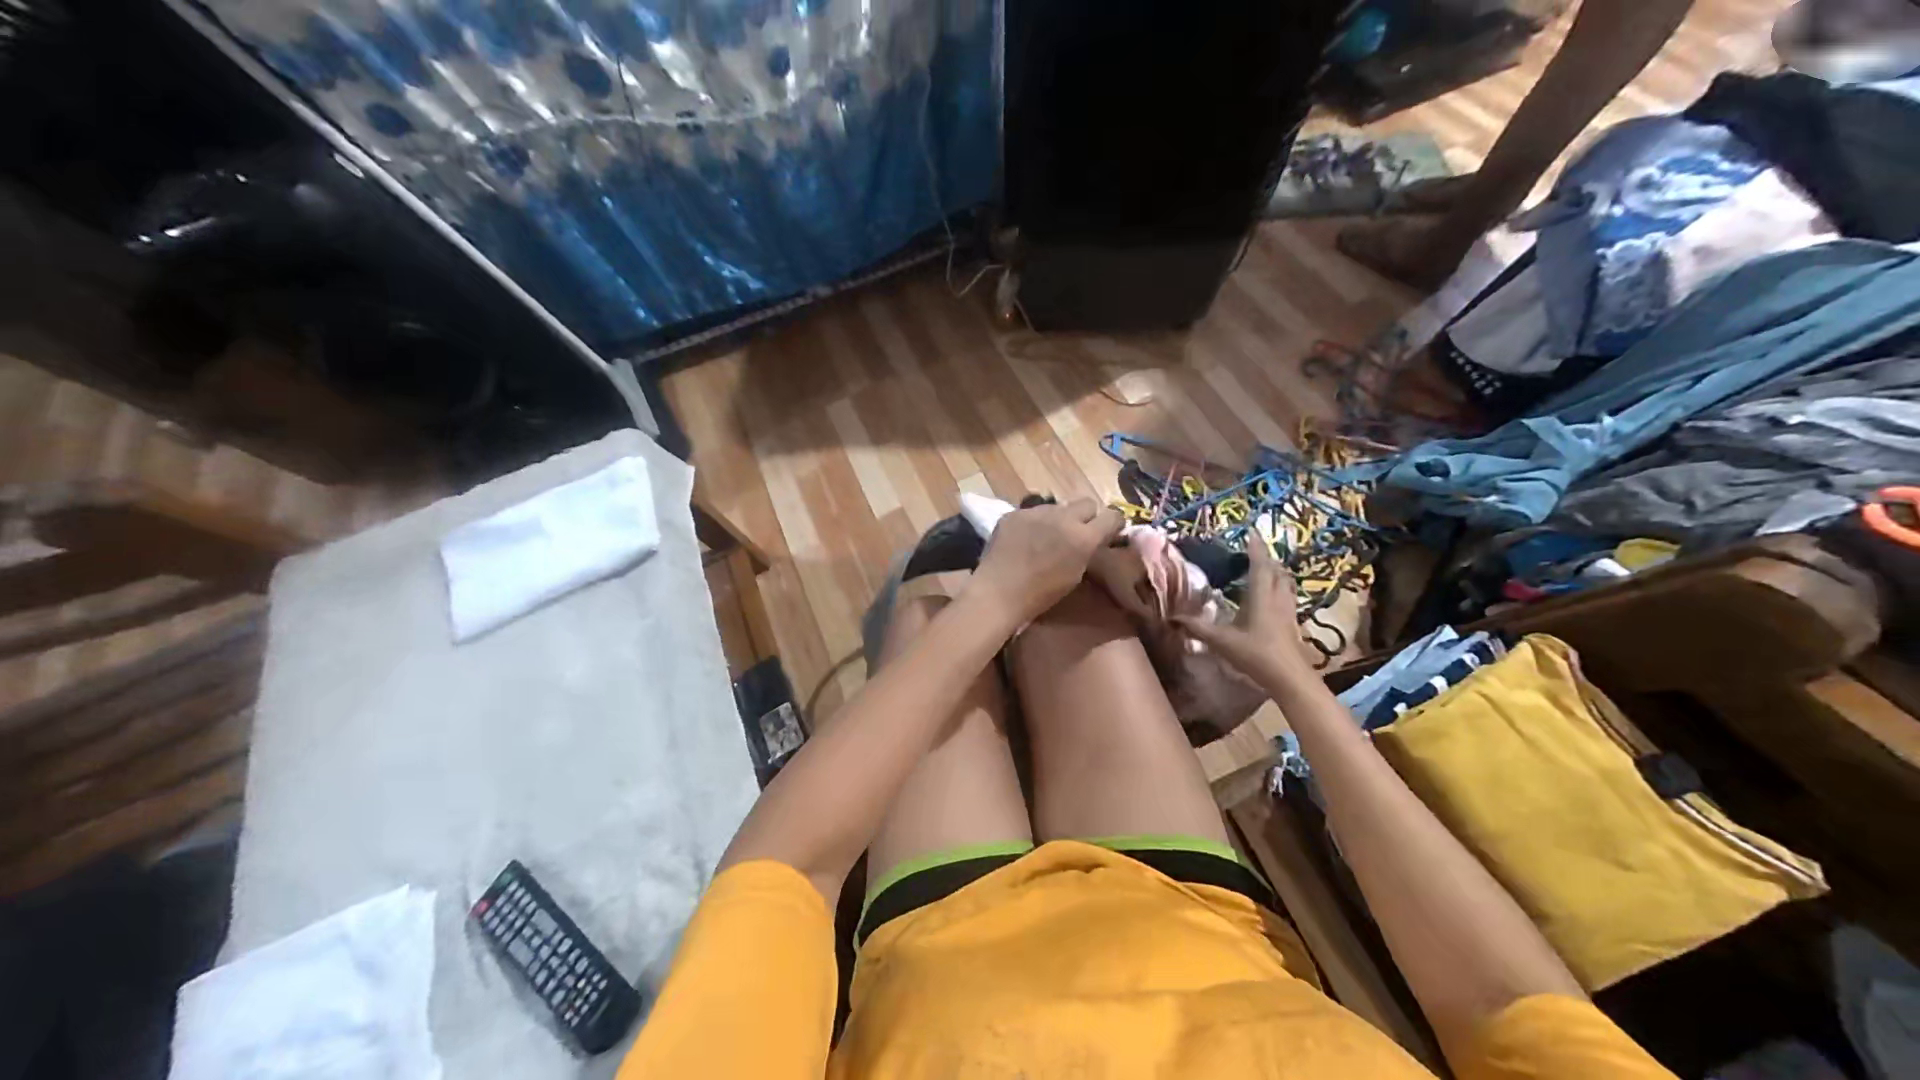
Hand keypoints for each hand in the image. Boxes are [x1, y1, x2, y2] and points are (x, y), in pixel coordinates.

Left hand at [970, 499, 1124, 627]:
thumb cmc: (1041, 594)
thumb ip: (1087, 550)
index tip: (1108, 532)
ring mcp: (1036, 511)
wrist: (998, 592)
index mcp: (1083, 537)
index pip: (1112, 516)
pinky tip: (1024, 539)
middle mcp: (1063, 517)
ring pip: (1058, 506)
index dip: (1113, 524)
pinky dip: (1034, 523)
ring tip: (1047, 536)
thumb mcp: (1075, 574)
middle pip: (1087, 503)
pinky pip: (1033, 512)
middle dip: (1087, 516)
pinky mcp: (1015, 512)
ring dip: (1059, 518)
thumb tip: (1092, 539)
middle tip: (1077, 532)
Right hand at [1175, 535, 1316, 689]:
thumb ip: (1197, 627)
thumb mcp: (1222, 641)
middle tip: (1255, 549)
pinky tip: (1273, 597)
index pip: (1259, 565)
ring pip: (1285, 583)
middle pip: (1276, 571)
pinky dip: (1280, 588)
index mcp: (1261, 596)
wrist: (1290, 678)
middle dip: (1266, 557)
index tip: (1252, 533)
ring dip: (1276, 571)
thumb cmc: (1256, 654)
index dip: (1255, 548)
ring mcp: (1288, 611)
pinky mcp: (1293, 623)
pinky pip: (1287, 596)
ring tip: (1267, 568)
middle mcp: (1277, 598)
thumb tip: (1172, 617)